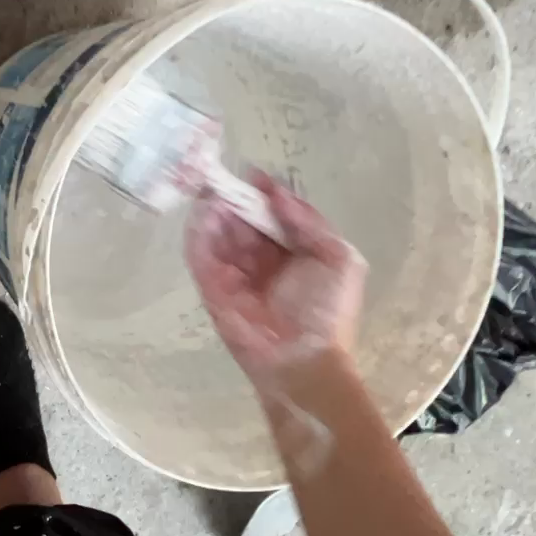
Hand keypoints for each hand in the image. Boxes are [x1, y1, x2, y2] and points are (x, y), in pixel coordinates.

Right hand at [184, 173, 365, 384]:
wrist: (303, 360)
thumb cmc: (327, 311)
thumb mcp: (338, 258)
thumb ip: (308, 221)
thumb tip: (275, 191)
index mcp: (290, 251)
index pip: (270, 214)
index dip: (262, 194)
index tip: (252, 175)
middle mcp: (259, 258)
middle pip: (240, 218)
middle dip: (234, 198)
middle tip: (224, 180)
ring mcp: (232, 271)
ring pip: (217, 231)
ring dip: (214, 210)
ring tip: (213, 193)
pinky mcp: (210, 286)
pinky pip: (199, 254)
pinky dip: (198, 232)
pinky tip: (203, 215)